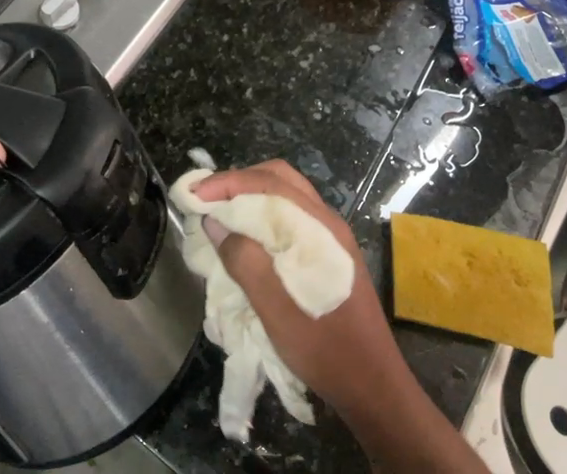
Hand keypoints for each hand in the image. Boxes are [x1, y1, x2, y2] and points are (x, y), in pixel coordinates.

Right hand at [192, 160, 408, 418]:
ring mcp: (329, 238)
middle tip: (205, 199)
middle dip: (237, 181)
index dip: (226, 182)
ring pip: (284, 195)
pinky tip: (245, 238)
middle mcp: (327, 223)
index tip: (193, 195)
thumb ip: (245, 262)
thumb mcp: (277, 311)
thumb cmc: (326, 349)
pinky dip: (261, 214)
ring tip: (219, 215)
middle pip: (278, 179)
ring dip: (249, 196)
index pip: (267, 183)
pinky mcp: (327, 255)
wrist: (373, 387)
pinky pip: (289, 216)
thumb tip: (214, 222)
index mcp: (320, 229)